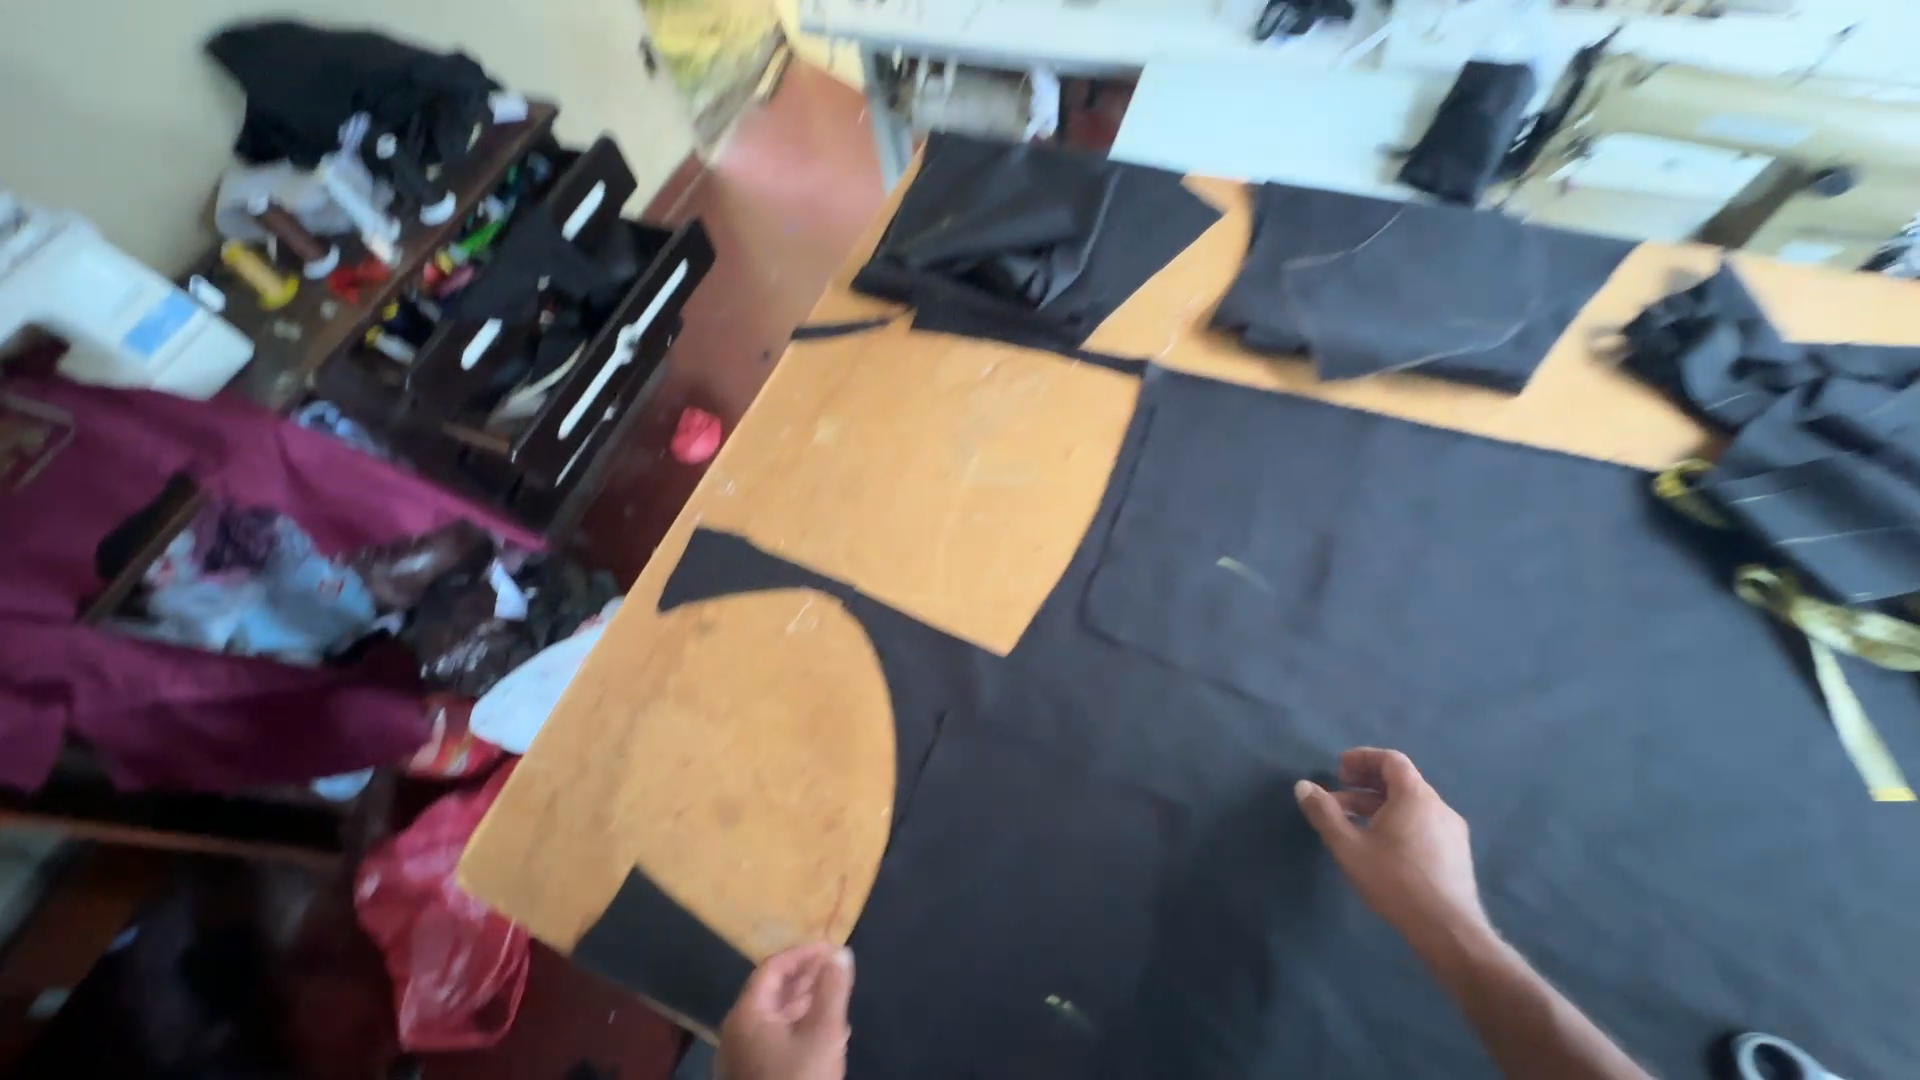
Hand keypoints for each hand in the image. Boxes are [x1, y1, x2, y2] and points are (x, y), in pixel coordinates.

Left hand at [715, 943, 853, 1079]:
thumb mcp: (824, 1032)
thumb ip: (833, 988)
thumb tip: (840, 953)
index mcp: (746, 1016)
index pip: (771, 969)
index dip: (802, 954)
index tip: (831, 950)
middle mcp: (735, 1034)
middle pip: (770, 992)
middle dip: (805, 977)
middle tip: (834, 968)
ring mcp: (740, 1060)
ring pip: (773, 1018)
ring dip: (804, 1002)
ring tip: (834, 995)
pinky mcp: (751, 1079)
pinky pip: (773, 1040)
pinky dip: (798, 1027)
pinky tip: (826, 1032)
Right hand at [1295, 748, 1489, 948]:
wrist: (1448, 930)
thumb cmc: (1395, 880)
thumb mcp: (1348, 845)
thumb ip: (1324, 812)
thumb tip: (1303, 786)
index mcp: (1416, 797)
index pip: (1391, 760)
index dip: (1362, 758)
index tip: (1338, 769)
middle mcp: (1439, 807)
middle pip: (1401, 781)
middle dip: (1365, 784)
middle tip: (1338, 795)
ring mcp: (1452, 832)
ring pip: (1411, 805)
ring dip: (1378, 805)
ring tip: (1352, 822)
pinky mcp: (1456, 854)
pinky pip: (1422, 823)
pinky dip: (1397, 821)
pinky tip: (1379, 845)